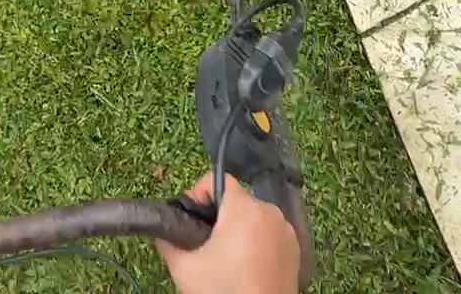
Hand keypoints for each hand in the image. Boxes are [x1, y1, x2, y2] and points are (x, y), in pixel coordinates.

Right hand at [156, 175, 299, 293]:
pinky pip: (271, 232)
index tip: (194, 216)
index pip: (218, 179)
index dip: (200, 192)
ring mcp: (286, 230)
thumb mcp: (186, 269)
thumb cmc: (223, 292)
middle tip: (208, 243)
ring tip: (229, 257)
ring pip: (254, 216)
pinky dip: (259, 241)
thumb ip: (169, 242)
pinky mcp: (297, 249)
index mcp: (243, 208)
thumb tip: (163, 231)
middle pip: (236, 200)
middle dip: (220, 215)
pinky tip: (249, 265)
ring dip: (240, 228)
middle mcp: (268, 211)